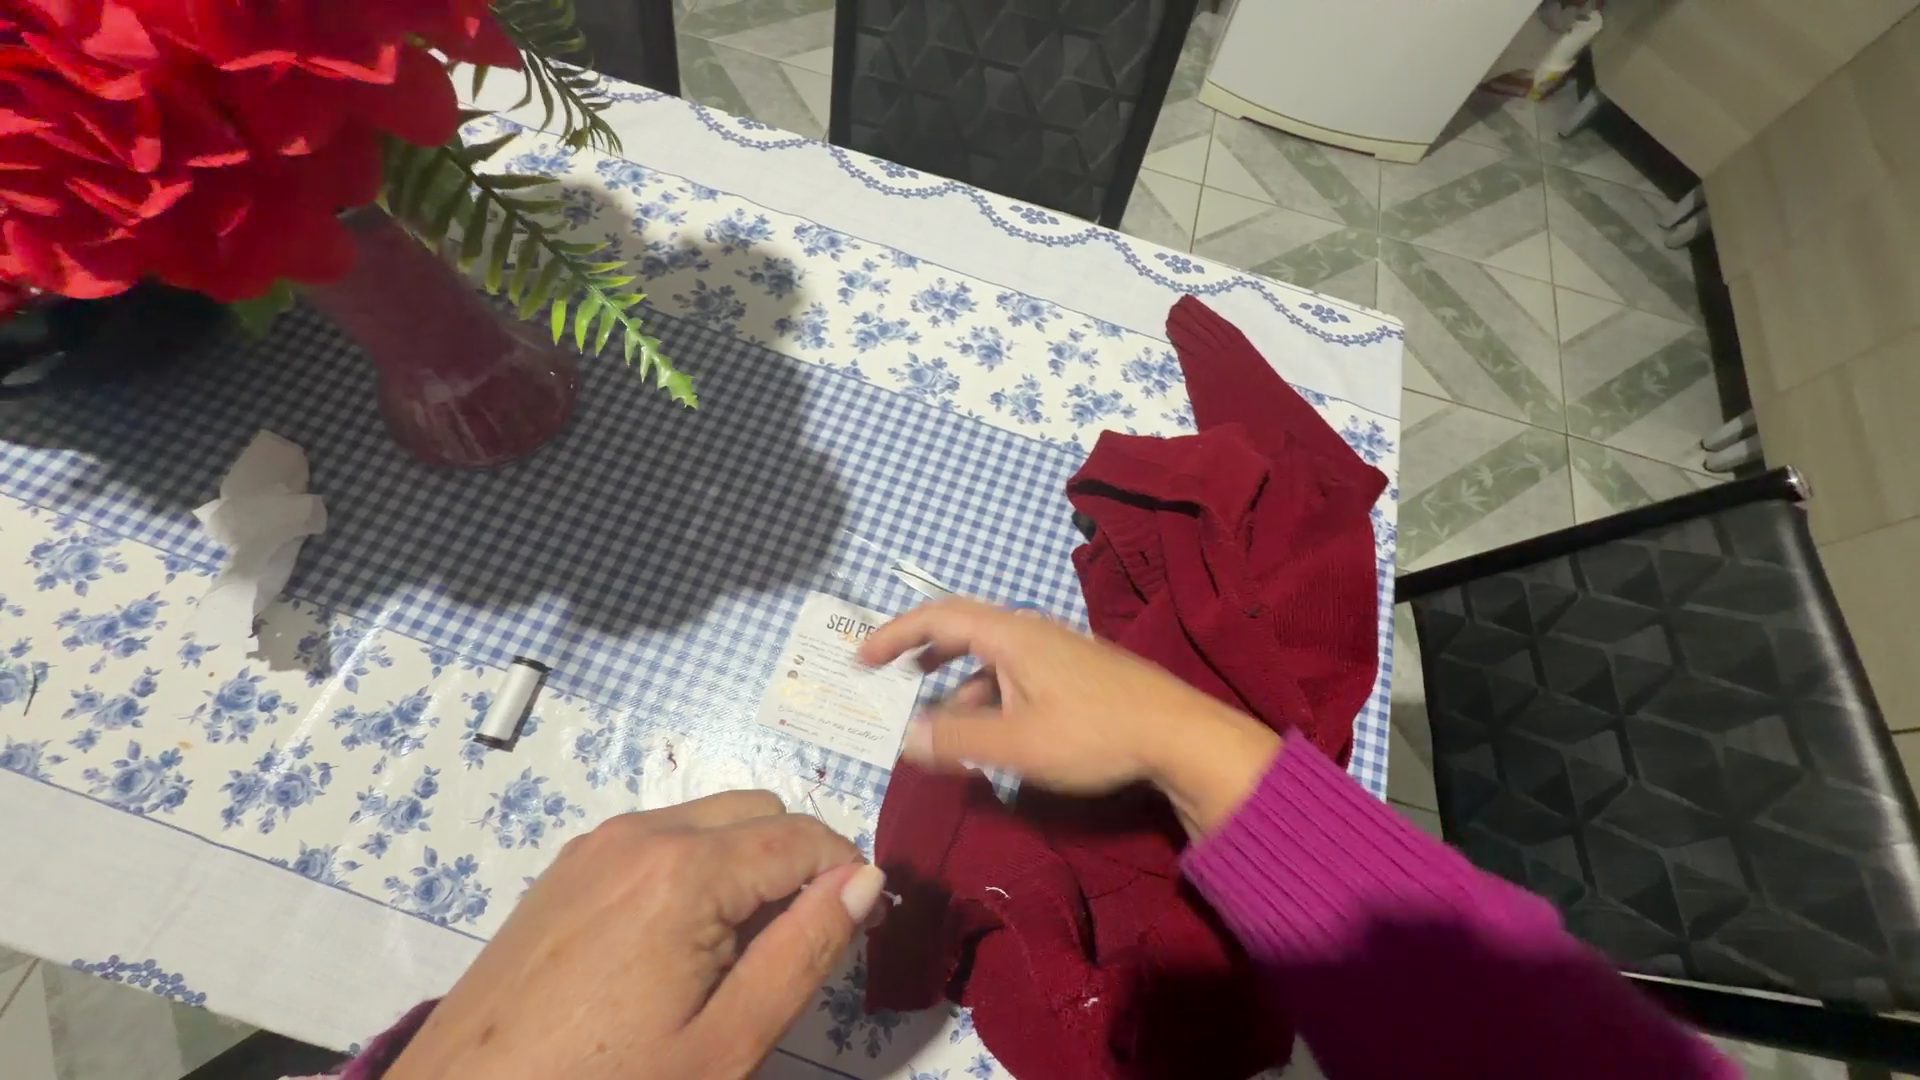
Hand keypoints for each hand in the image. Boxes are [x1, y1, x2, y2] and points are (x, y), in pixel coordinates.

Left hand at [385, 791, 883, 1079]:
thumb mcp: (725, 1043)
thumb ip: (806, 949)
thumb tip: (867, 878)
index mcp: (686, 869)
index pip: (804, 835)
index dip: (847, 873)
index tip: (862, 925)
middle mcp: (644, 831)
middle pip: (762, 812)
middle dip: (799, 861)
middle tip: (797, 942)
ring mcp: (599, 842)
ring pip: (714, 817)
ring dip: (750, 861)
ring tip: (738, 947)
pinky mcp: (570, 865)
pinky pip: (664, 835)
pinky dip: (699, 865)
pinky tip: (678, 939)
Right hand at [859, 598, 1282, 835]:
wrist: (1179, 733)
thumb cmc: (1094, 732)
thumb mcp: (1016, 744)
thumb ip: (956, 739)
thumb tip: (903, 738)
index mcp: (1010, 635)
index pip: (937, 617)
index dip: (894, 634)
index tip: (862, 658)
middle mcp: (1029, 631)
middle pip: (962, 631)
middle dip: (922, 655)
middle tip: (893, 679)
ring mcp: (1055, 650)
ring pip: (990, 659)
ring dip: (958, 685)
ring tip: (940, 722)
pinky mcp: (1073, 671)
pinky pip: (1014, 674)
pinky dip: (989, 697)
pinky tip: (993, 734)